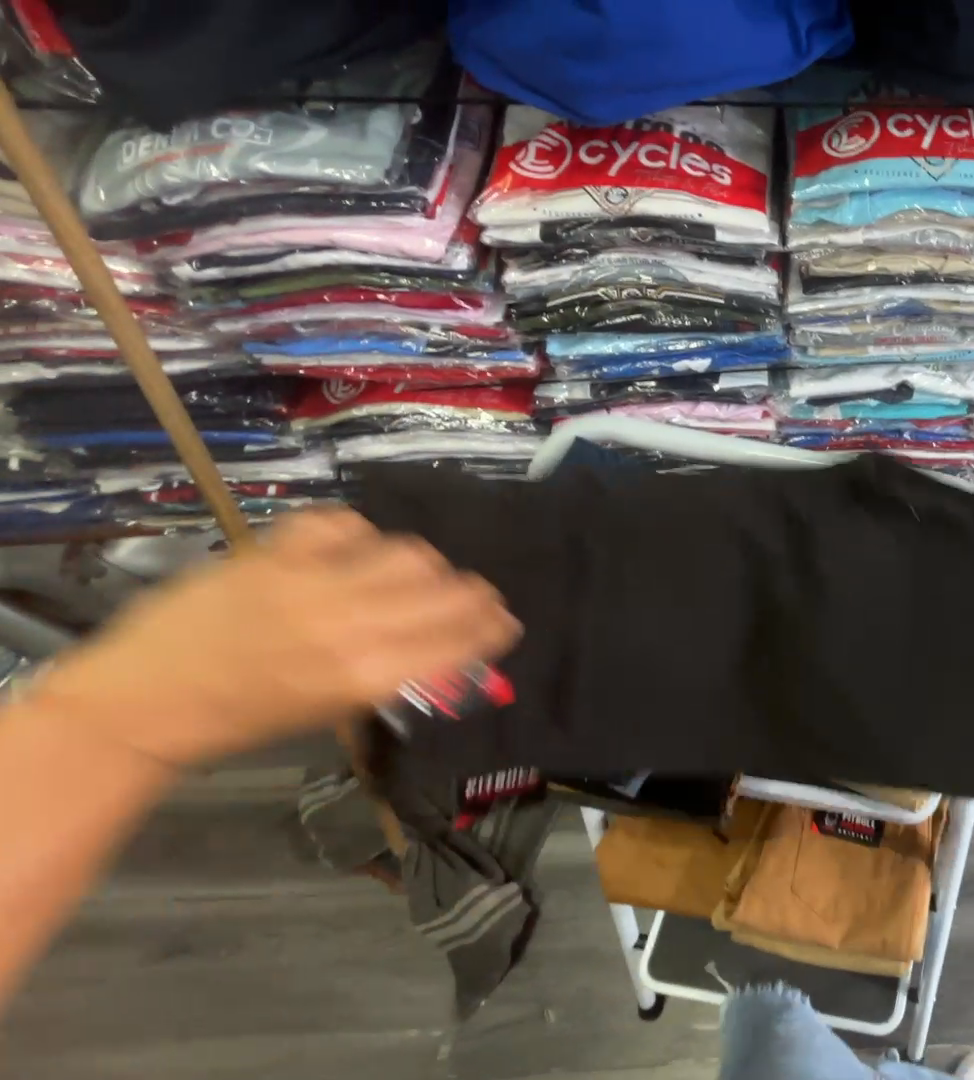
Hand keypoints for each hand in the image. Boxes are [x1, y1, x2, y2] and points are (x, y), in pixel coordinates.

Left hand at [25, 508, 519, 767]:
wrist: (141, 704)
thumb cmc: (246, 720)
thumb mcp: (337, 710)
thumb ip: (402, 674)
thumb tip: (458, 651)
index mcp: (369, 676)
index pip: (464, 639)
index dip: (495, 628)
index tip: (504, 625)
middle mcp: (351, 627)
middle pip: (449, 592)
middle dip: (478, 595)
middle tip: (480, 598)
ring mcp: (311, 586)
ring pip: (410, 554)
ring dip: (428, 566)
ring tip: (418, 575)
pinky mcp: (272, 557)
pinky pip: (342, 525)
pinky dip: (359, 534)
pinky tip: (355, 550)